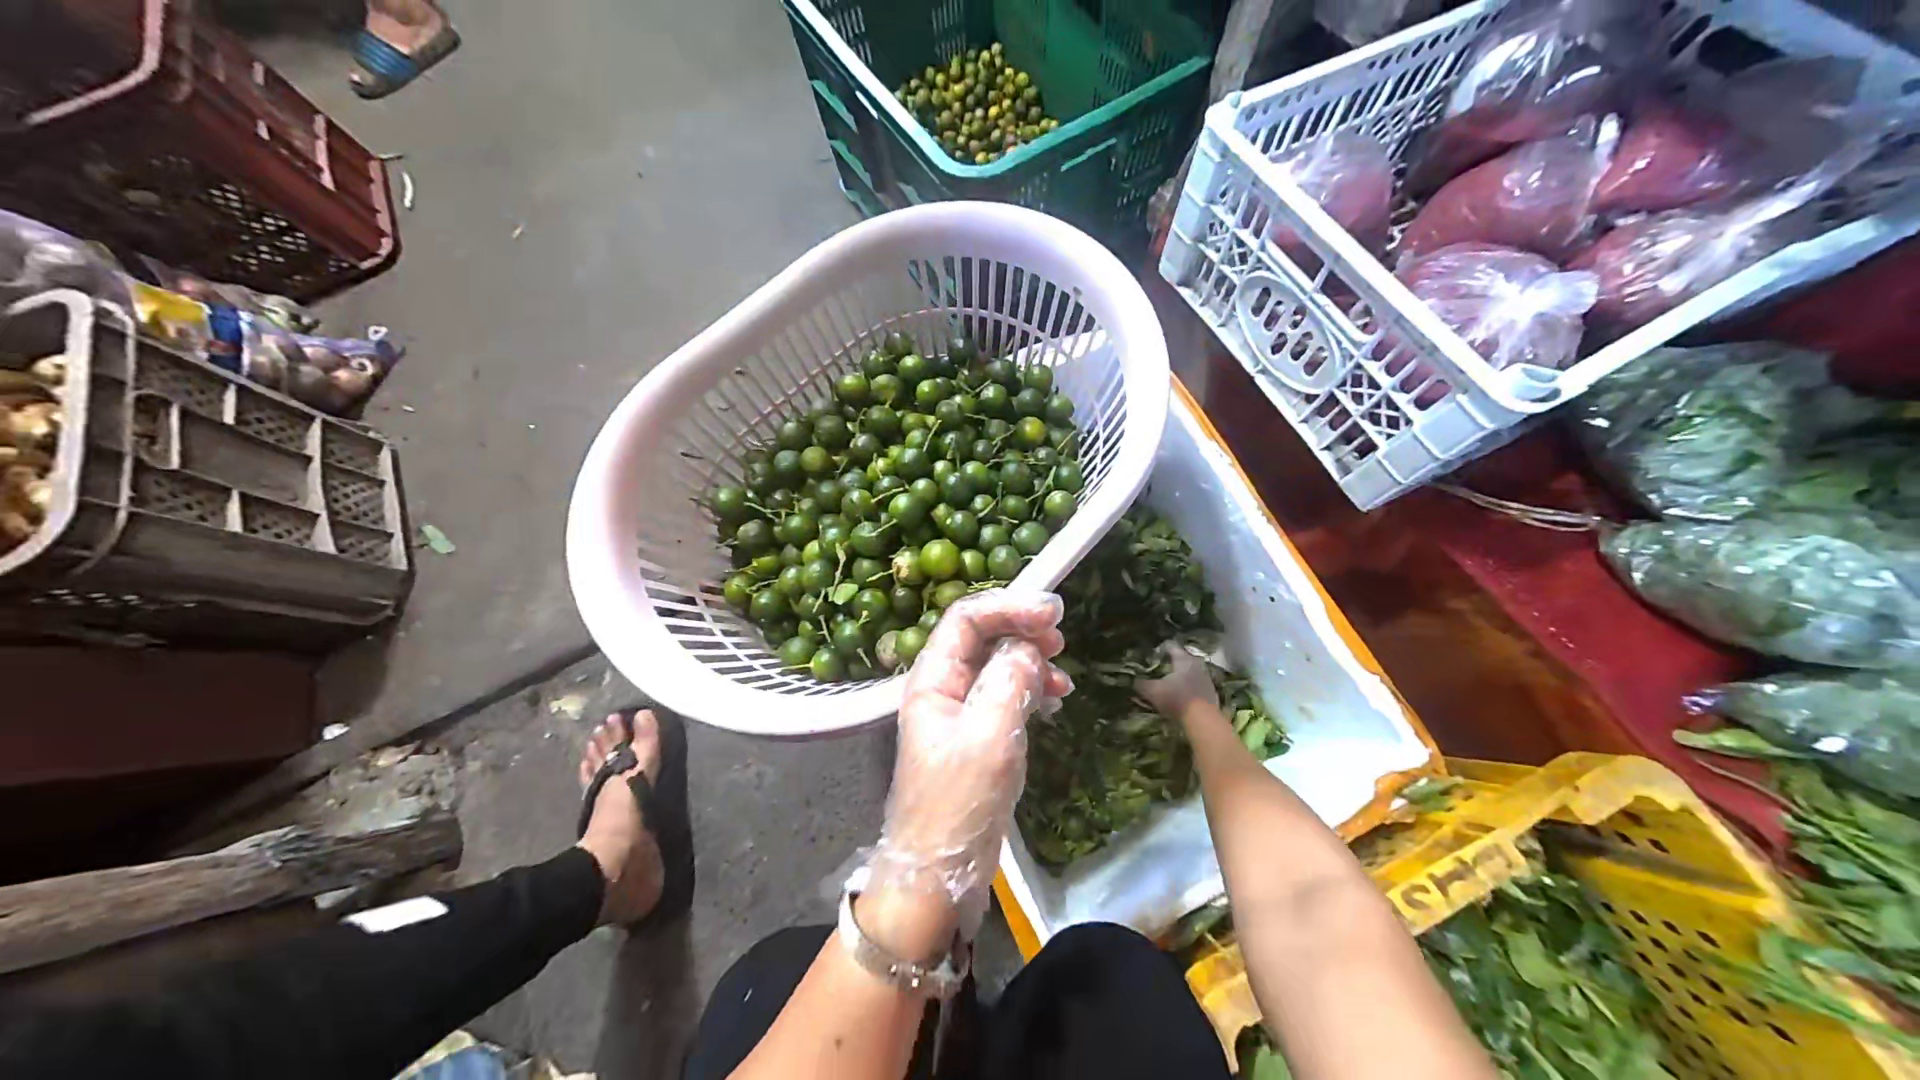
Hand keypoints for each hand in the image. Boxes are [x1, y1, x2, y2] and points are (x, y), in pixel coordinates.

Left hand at [864, 590, 1071, 937]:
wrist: (938, 874)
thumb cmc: (958, 803)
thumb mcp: (989, 737)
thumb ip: (1009, 682)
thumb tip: (1027, 647)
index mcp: (933, 679)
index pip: (966, 618)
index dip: (1008, 606)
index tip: (1052, 611)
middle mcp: (943, 687)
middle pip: (982, 636)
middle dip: (1021, 628)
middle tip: (1061, 637)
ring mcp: (960, 711)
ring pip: (997, 664)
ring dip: (1030, 659)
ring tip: (1063, 673)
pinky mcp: (977, 735)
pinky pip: (1005, 694)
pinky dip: (1031, 688)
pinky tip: (1055, 697)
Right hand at [1136, 643, 1218, 718]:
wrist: (1203, 720)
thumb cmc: (1176, 699)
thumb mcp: (1152, 691)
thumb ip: (1141, 684)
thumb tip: (1133, 680)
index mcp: (1183, 658)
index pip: (1170, 645)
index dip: (1159, 650)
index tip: (1150, 657)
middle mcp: (1197, 663)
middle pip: (1182, 658)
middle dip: (1170, 663)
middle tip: (1158, 670)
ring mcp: (1206, 677)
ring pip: (1190, 671)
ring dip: (1181, 675)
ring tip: (1169, 683)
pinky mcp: (1211, 691)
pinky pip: (1197, 684)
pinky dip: (1189, 686)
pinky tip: (1181, 695)